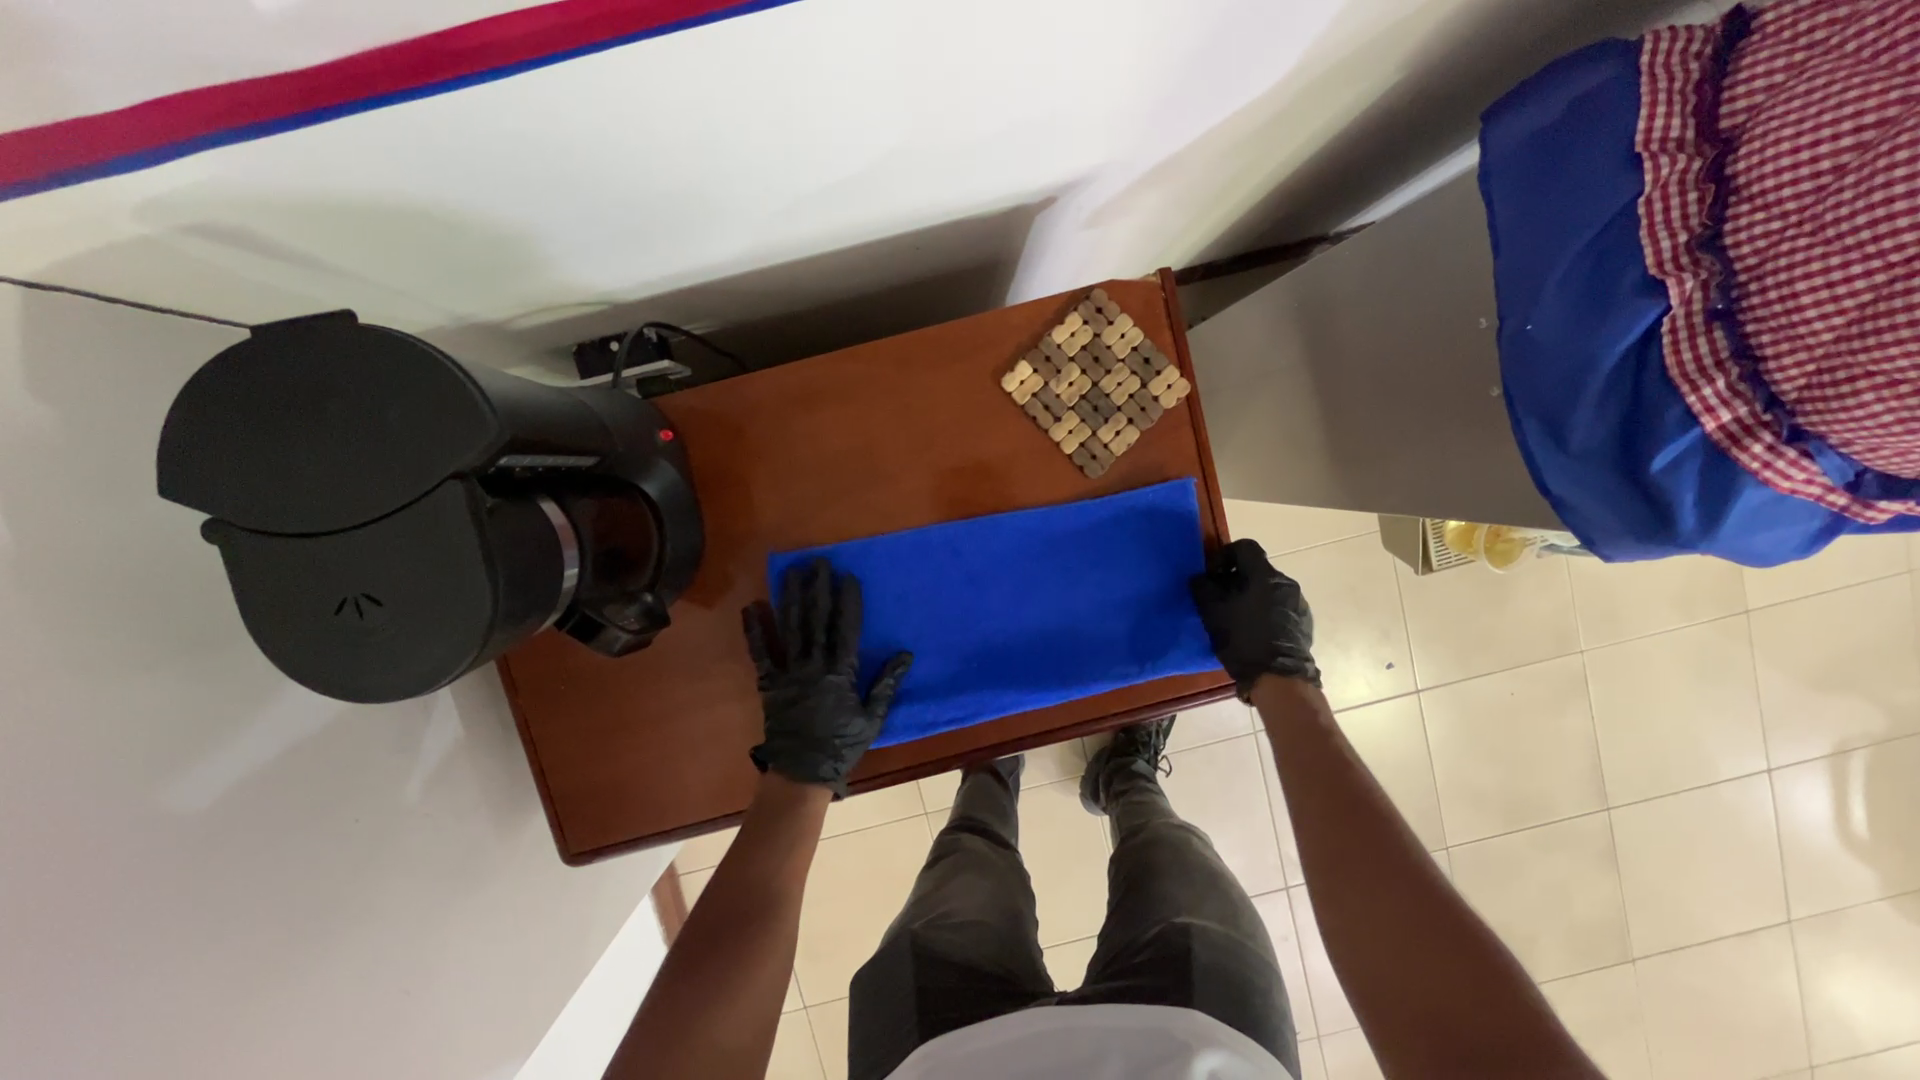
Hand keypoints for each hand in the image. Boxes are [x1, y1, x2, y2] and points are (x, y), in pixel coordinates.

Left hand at [742, 558, 912, 796]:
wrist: (802, 771)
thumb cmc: (842, 745)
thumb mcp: (873, 717)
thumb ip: (887, 684)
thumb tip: (905, 655)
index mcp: (841, 673)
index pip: (847, 629)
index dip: (848, 602)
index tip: (848, 577)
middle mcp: (814, 666)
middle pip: (816, 620)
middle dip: (819, 589)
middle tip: (819, 562)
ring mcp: (788, 673)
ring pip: (789, 628)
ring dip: (791, 598)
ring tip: (793, 572)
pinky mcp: (769, 683)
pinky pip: (760, 653)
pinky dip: (754, 630)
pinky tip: (751, 606)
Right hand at [1189, 538, 1319, 698]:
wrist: (1279, 678)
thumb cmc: (1243, 640)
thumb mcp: (1213, 613)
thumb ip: (1203, 588)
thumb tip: (1201, 577)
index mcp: (1265, 575)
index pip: (1245, 547)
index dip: (1225, 555)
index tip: (1212, 575)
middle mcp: (1287, 583)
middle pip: (1257, 571)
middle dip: (1236, 580)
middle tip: (1220, 600)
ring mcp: (1298, 604)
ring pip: (1269, 590)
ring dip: (1252, 597)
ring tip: (1237, 619)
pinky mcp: (1304, 623)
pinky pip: (1280, 608)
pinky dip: (1265, 613)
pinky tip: (1255, 633)